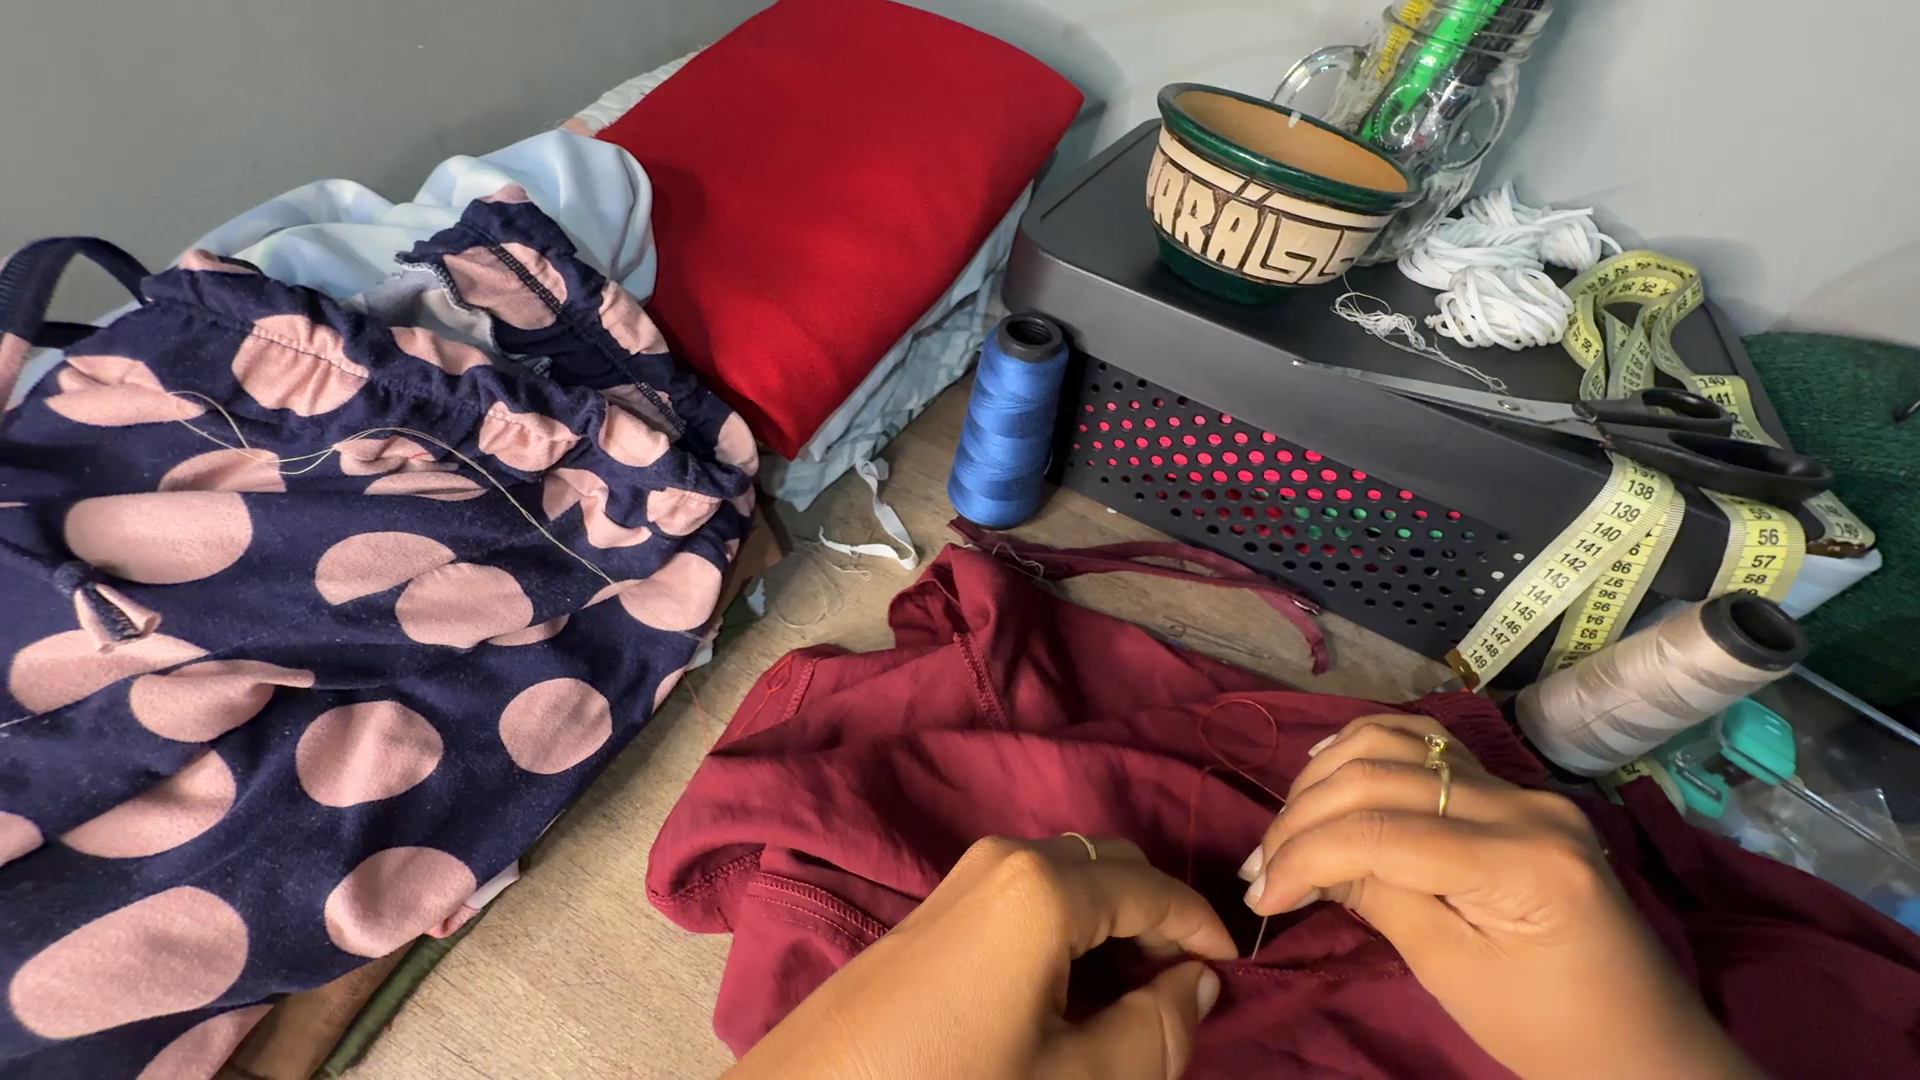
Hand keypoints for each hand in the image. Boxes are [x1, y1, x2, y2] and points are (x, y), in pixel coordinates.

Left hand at [723, 835, 1237, 1079]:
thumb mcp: (1077, 1078)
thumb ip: (1155, 1028)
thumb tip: (1198, 982)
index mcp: (1046, 885)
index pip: (1152, 887)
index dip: (1202, 925)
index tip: (1234, 967)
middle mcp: (1009, 854)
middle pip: (1112, 862)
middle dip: (1158, 912)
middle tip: (1183, 982)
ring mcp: (970, 867)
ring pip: (1072, 869)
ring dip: (1114, 914)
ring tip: (1131, 986)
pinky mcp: (946, 892)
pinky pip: (1031, 884)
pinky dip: (1071, 916)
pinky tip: (1072, 975)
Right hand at [1239, 713, 1761, 1079]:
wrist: (1648, 1049)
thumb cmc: (1552, 1035)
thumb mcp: (1451, 975)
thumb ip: (1372, 897)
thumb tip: (1292, 863)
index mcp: (1522, 862)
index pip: (1379, 832)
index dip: (1303, 856)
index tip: (1258, 893)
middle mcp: (1523, 803)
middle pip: (1376, 778)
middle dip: (1302, 820)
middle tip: (1260, 865)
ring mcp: (1519, 787)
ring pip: (1392, 742)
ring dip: (1323, 776)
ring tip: (1287, 822)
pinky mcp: (1509, 788)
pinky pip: (1423, 742)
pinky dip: (1364, 745)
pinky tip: (1328, 764)